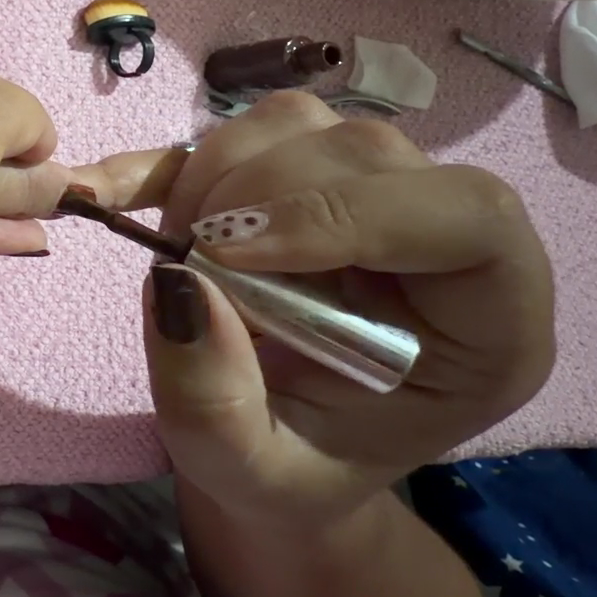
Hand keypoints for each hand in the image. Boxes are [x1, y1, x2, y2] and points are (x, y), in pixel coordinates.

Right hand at [68, 92, 554, 525]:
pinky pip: (236, 135)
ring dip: (213, 173)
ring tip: (176, 242)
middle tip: (188, 258)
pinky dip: (168, 159)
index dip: (343, 212)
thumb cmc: (283, 471)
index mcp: (483, 326)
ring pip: (299, 124)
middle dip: (255, 195)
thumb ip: (213, 400)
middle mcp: (440, 244)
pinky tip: (113, 191)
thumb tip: (178, 281)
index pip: (465, 217)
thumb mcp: (245, 469)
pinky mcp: (294, 181)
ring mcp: (364, 197)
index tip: (226, 253)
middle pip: (366, 153)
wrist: (271, 449)